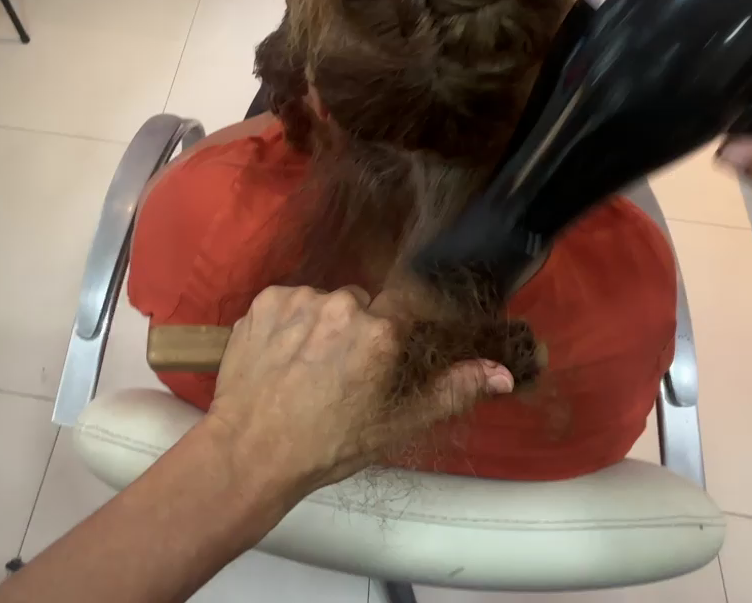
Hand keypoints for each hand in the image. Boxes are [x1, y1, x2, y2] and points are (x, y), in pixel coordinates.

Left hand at [199, 285, 512, 502]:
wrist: (250, 451)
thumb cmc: (327, 444)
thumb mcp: (396, 424)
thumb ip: (451, 391)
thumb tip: (500, 373)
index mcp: (379, 331)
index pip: (405, 304)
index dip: (397, 327)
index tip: (385, 349)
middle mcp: (340, 305)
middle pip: (361, 303)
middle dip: (358, 329)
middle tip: (342, 369)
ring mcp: (298, 299)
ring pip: (323, 301)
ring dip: (321, 324)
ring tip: (307, 365)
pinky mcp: (264, 299)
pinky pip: (289, 301)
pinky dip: (288, 321)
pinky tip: (282, 353)